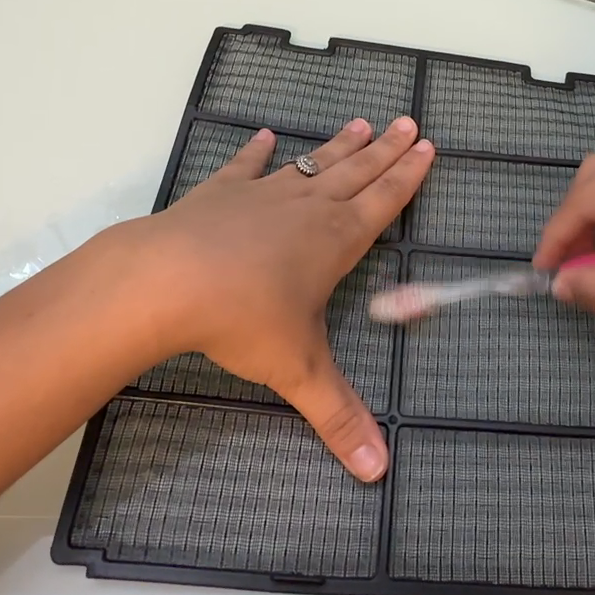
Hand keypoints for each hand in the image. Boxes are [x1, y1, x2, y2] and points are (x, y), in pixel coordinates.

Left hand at [96, 117, 433, 481]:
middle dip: (387, 149)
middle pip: (358, 171)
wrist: (167, 281)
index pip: (384, 201)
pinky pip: (246, 167)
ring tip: (362, 122)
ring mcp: (264, 195)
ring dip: (339, 144)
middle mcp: (308, 208)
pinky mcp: (221, 193)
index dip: (408, 175)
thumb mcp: (298, 371)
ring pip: (313, 163)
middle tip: (409, 122)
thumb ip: (338, 418)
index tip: (426, 147)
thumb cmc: (242, 320)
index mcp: (336, 240)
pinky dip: (257, 152)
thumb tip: (378, 473)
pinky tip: (264, 136)